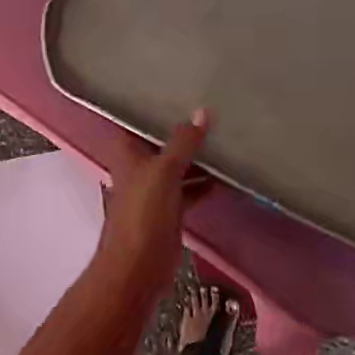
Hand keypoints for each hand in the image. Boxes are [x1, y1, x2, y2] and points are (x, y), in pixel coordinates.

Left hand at [95, 110, 209, 296]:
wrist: (138, 267)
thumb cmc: (143, 212)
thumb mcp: (164, 170)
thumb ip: (183, 142)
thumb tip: (202, 112)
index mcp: (127, 150)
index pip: (139, 118)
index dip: (155, 104)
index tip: (179, 86)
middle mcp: (139, 164)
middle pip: (161, 140)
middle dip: (182, 129)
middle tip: (211, 108)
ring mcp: (154, 188)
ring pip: (177, 164)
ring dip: (196, 155)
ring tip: (224, 134)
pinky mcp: (169, 209)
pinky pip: (188, 187)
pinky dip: (203, 181)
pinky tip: (226, 173)